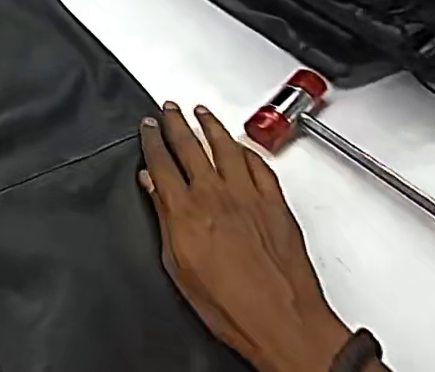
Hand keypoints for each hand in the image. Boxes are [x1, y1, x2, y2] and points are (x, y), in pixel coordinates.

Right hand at [139, 103, 357, 371]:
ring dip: (210, 125)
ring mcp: (247, 196)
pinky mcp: (275, 204)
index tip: (148, 126)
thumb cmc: (232, 307)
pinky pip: (259, 166)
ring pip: (224, 146)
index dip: (152, 139)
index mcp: (186, 210)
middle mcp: (215, 194)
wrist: (286, 326)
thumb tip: (151, 186)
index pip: (161, 161)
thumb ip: (164, 219)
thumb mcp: (179, 267)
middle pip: (189, 145)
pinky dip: (247, 151)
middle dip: (176, 122)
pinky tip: (241, 145)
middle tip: (170, 107)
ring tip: (201, 112)